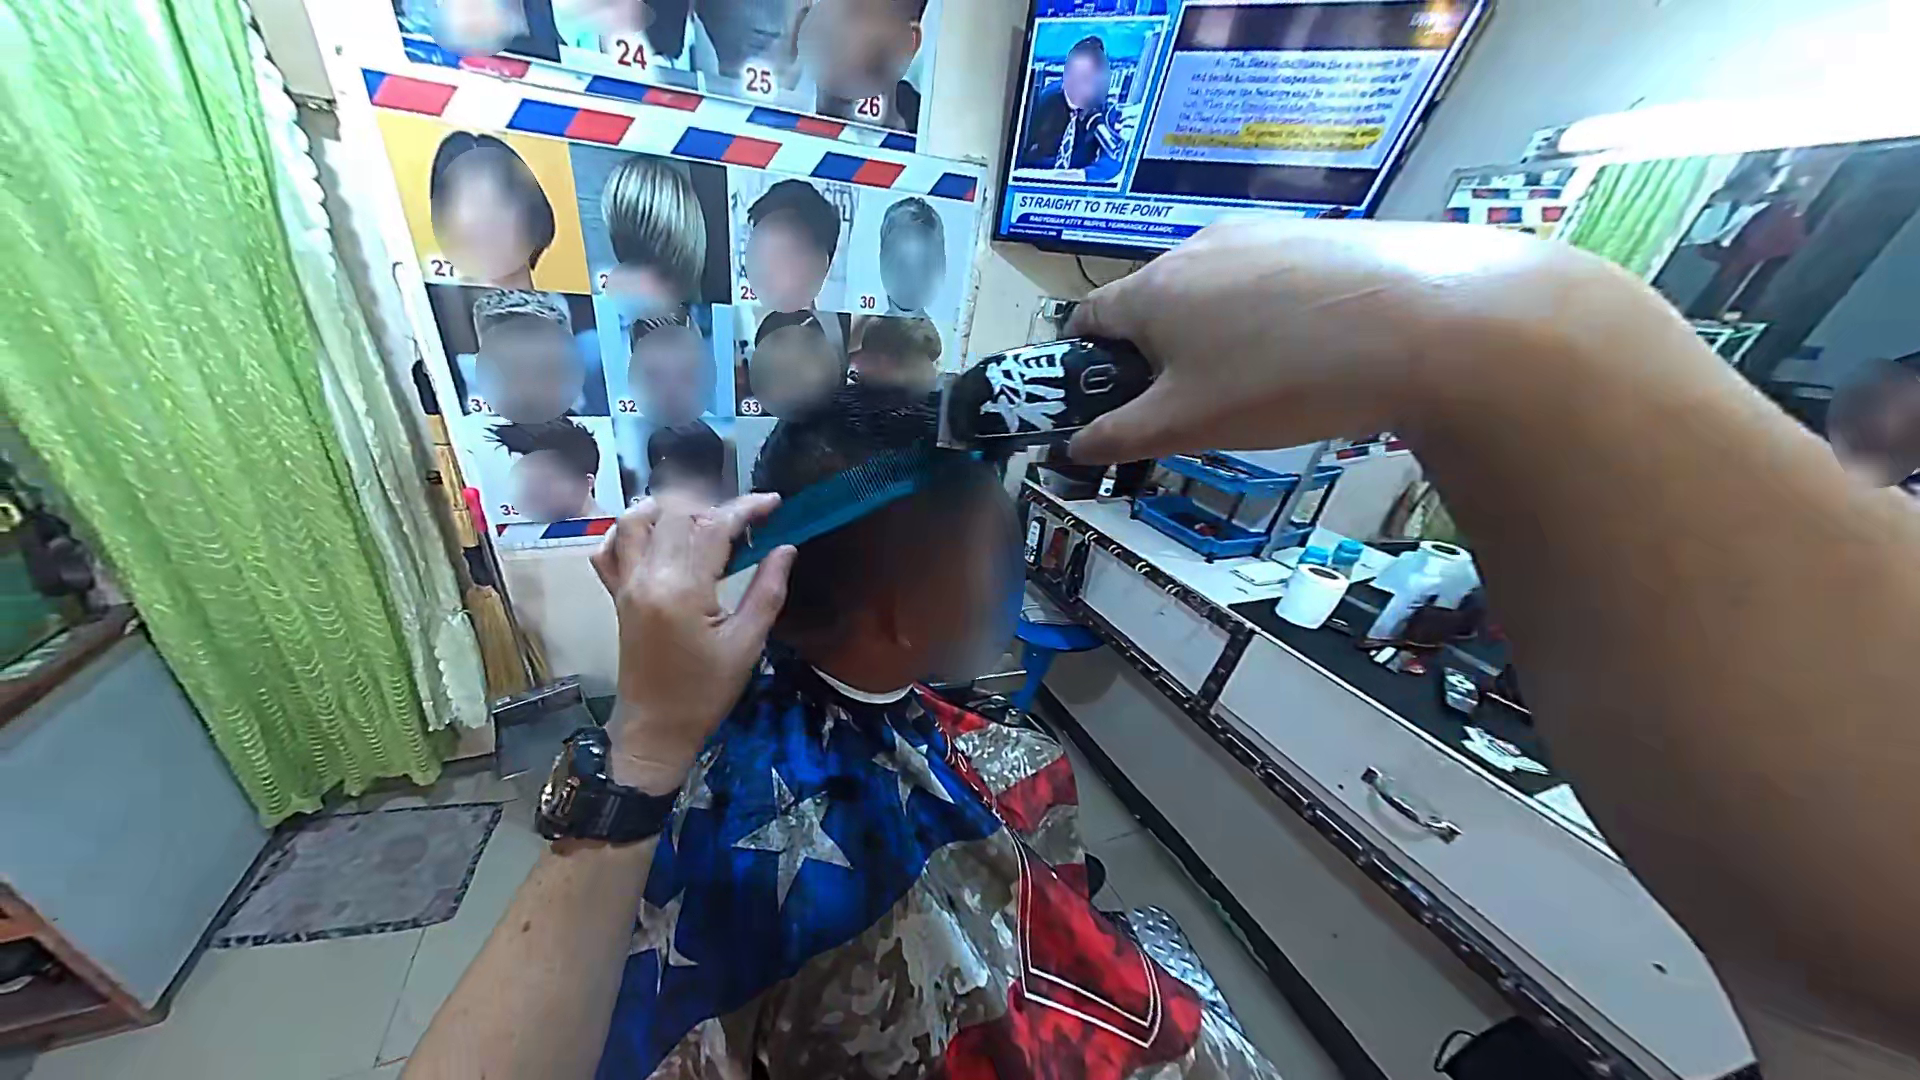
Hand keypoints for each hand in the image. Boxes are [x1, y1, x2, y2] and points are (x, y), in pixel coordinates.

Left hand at [589, 494, 795, 792]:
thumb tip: (786, 548)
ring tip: (704, 522)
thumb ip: (768, 590)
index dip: (746, 508)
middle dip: (715, 507)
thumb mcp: (748, 643)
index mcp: (682, 590)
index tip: (774, 502)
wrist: (655, 730)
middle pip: (675, 515)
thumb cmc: (706, 691)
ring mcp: (624, 584)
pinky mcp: (616, 595)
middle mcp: (647, 577)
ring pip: (636, 522)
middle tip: (747, 522)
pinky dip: (632, 532)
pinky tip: (658, 537)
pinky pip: (611, 549)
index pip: (714, 528)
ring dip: (671, 510)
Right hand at [1064, 218, 1606, 462]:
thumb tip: (1072, 446)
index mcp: (1151, 290)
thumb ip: (1116, 438)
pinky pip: (1256, 280)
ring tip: (1247, 382)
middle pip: (1146, 306)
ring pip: (1203, 293)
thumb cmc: (1276, 381)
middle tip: (1182, 405)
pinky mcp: (1310, 235)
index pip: (1087, 319)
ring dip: (1201, 337)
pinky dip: (1253, 317)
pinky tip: (1295, 349)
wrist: (1429, 323)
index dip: (1082, 363)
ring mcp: (1257, 233)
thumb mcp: (1182, 425)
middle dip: (1148, 356)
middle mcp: (1194, 248)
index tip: (1104, 400)